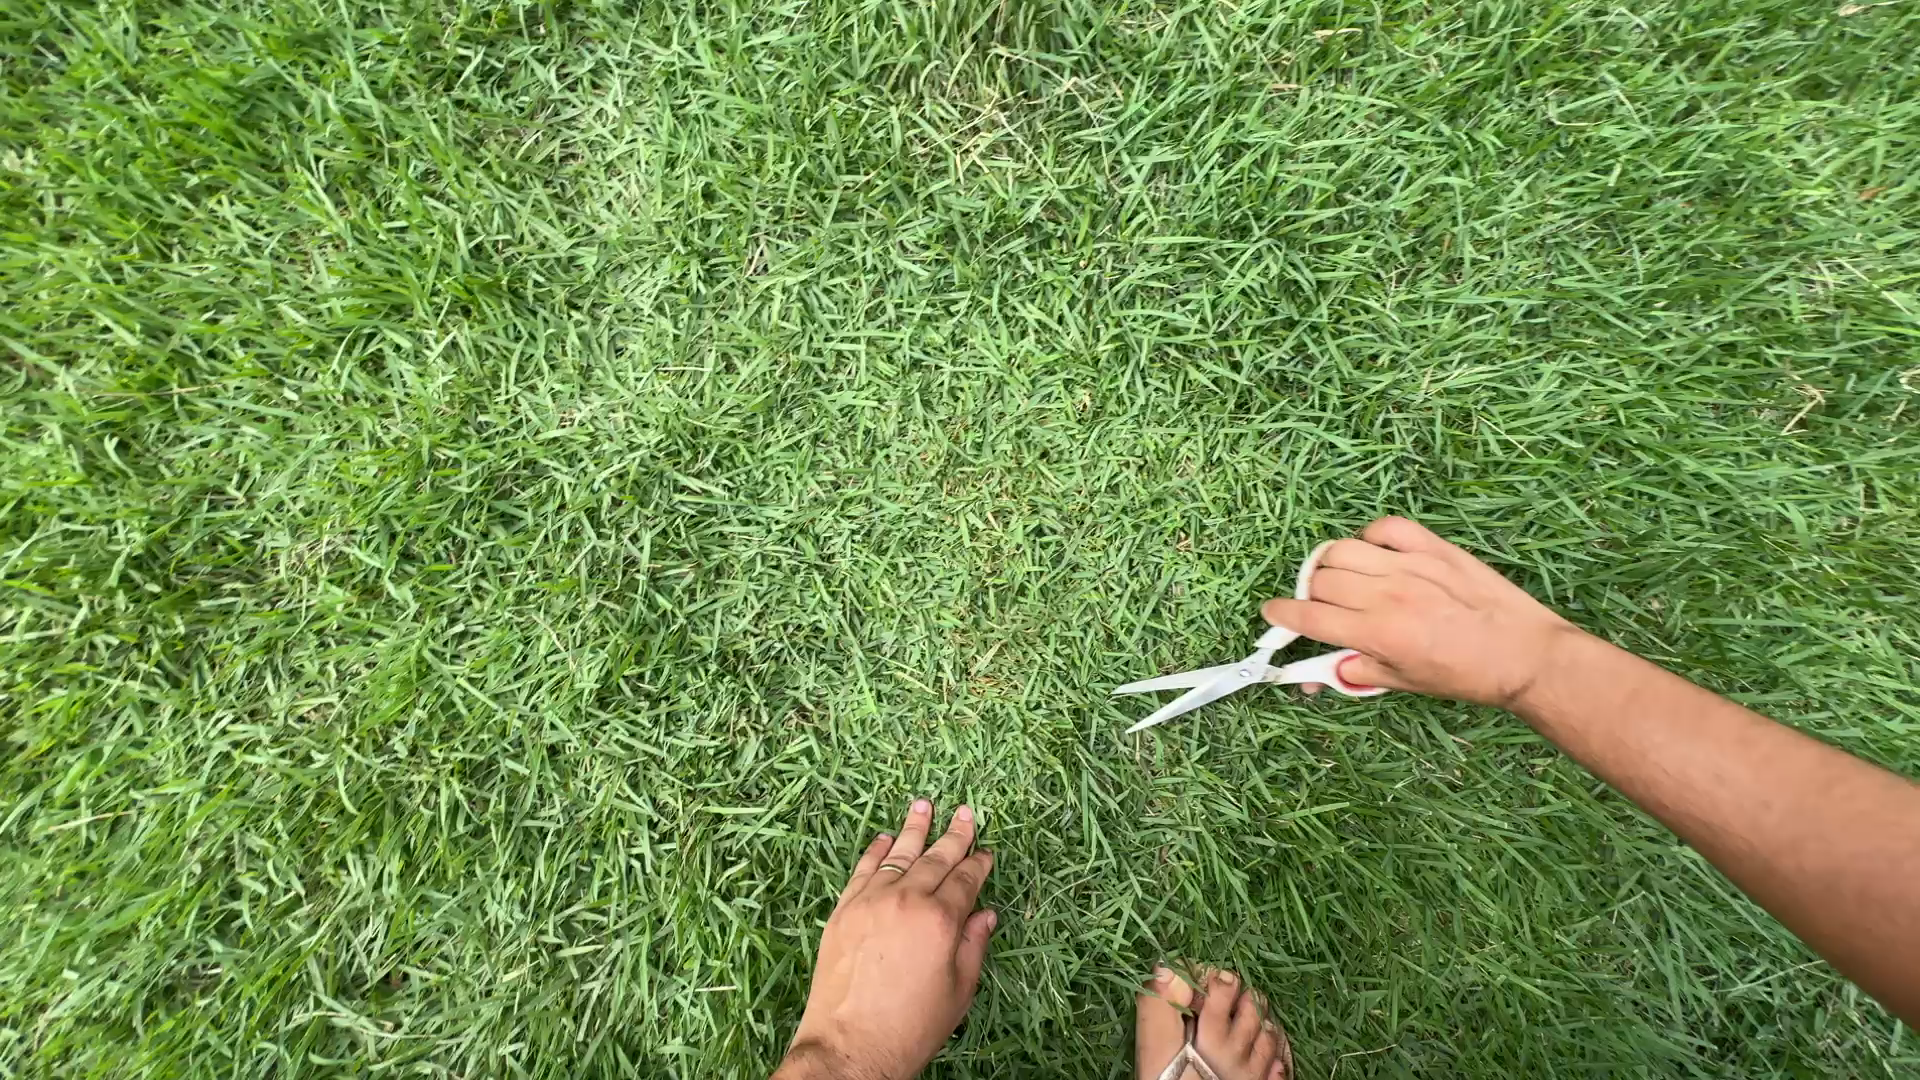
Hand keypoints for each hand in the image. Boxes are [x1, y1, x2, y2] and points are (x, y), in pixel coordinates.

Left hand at [775, 800, 996, 1079]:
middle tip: (965, 812)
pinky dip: (875, 851)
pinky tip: (885, 838)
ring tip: (924, 804)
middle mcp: (907, 900)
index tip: (986, 852)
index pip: (965, 880)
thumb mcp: (957, 993)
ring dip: (914, 828)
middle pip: (936, 858)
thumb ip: (973, 946)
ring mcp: (872, 900)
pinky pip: (863, 869)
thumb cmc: (910, 1028)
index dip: (978, 864)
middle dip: (954, 835)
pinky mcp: (845, 909)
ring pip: (899, 854)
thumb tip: (986, 914)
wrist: (848, 1050)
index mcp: (940, 921)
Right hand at [1261, 516, 1584, 707]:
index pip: (1306, 616)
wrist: (1528, 657)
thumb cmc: (1464, 676)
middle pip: (1318, 580)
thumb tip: (1316, 674)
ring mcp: (1410, 566)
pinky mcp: (1434, 548)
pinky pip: (1385, 527)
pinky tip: (1375, 554)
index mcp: (1377, 633)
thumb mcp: (1402, 683)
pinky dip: (1370, 537)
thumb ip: (1353, 672)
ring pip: (1340, 550)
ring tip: (1341, 578)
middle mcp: (1387, 595)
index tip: (1272, 614)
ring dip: (1329, 565)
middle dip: (1308, 594)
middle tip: (1320, 607)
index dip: (1279, 615)